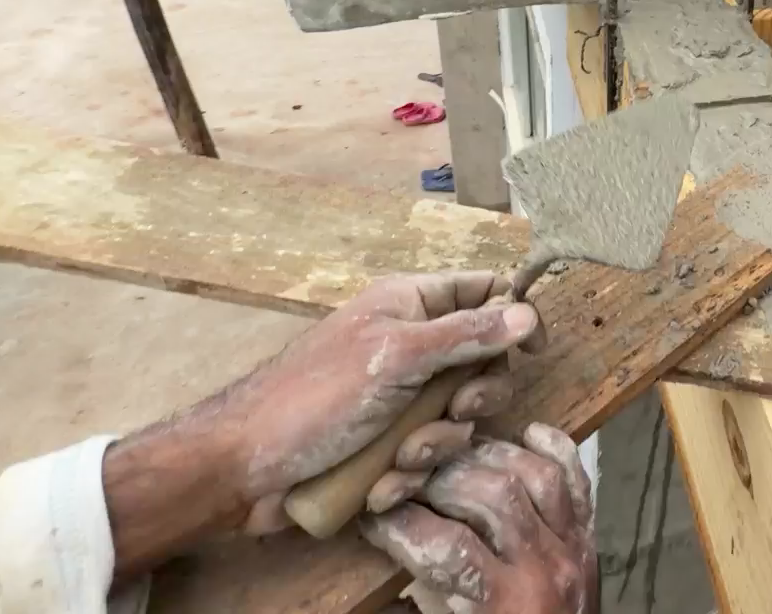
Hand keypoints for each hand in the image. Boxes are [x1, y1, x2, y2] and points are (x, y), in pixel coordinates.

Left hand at [102, 271, 542, 576]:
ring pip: (463, 410)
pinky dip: (414, 468)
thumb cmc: (312, 397)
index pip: (486, 291)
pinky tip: (384, 480)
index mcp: (415, 303)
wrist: (236, 474)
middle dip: (476, 393)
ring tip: (404, 455)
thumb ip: (468, 334)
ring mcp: (406, 393)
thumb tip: (530, 314)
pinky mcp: (394, 439)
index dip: (515, 314)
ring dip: (441, 439)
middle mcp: (417, 343)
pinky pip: (433, 449)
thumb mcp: (397, 357)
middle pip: (485, 358)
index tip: (535, 347)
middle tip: (459, 409)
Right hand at [363, 424, 596, 613]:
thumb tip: (389, 566)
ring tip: (458, 451)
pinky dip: (555, 449)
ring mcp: (570, 544)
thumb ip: (419, 608)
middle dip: (447, 481)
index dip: (404, 527)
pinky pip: (577, 480)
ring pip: (536, 479)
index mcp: (499, 607)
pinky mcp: (589, 533)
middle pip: (494, 499)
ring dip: (495, 458)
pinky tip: (528, 432)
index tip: (373, 515)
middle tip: (412, 473)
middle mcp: (540, 566)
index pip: (447, 550)